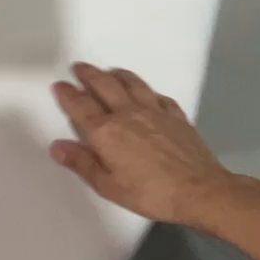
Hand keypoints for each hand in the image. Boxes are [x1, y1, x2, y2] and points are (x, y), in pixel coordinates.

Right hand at [49, 63, 240, 228]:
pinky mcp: (177, 117)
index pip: (80, 106)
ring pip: (133, 85)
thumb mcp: (108, 185)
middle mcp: (127, 114)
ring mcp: (155, 113)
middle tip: (79, 67)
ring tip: (111, 71)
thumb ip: (82, 163)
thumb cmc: (150, 193)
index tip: (59, 84)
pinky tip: (148, 93)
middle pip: (104, 86)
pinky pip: (160, 97)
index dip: (67, 94)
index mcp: (105, 132)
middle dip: (89, 75)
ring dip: (119, 75)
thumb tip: (57, 146)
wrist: (202, 192)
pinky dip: (149, 91)